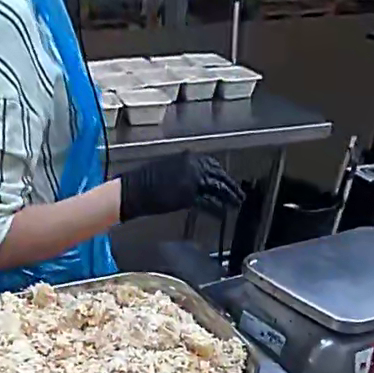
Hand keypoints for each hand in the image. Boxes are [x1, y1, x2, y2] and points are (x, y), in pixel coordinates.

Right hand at [118, 154, 245, 221]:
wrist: (134, 189)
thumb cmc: (144, 181)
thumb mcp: (168, 169)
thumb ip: (184, 173)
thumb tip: (196, 181)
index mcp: (187, 157)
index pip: (212, 165)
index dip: (222, 174)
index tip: (228, 181)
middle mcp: (192, 165)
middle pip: (218, 175)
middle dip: (230, 186)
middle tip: (240, 194)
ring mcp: (191, 180)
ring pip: (217, 188)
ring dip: (229, 197)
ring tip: (237, 204)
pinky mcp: (188, 195)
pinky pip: (208, 202)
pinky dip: (216, 209)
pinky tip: (222, 214)